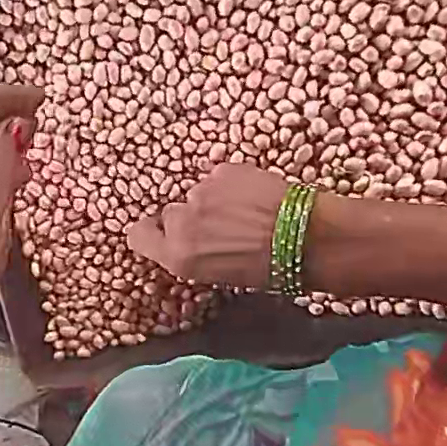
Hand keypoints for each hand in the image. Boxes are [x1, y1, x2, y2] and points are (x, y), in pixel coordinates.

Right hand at [124, 163, 292, 288]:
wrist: (308, 239)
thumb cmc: (268, 270)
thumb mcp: (220, 275)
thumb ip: (192, 254)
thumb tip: (189, 241)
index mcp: (178, 256)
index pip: (138, 236)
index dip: (150, 233)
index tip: (160, 233)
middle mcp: (182, 223)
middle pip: (171, 214)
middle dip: (191, 218)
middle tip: (220, 229)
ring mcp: (202, 192)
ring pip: (198, 193)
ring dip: (215, 200)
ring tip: (246, 214)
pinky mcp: (223, 170)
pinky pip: (219, 177)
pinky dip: (233, 184)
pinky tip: (255, 197)